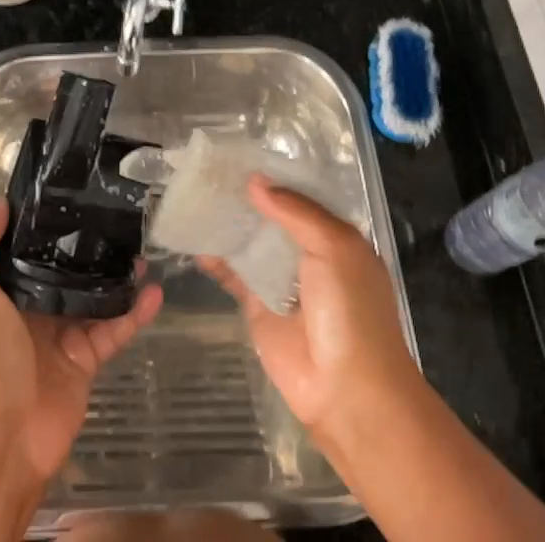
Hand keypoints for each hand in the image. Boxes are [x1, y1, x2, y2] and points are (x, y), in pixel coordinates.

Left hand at [0, 199, 163, 480]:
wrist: (1, 435)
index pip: (23, 251)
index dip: (44, 227)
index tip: (71, 196)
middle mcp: (28, 311)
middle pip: (62, 272)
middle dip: (86, 250)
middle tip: (118, 223)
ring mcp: (59, 337)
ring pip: (93, 298)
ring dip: (117, 277)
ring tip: (143, 253)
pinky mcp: (85, 361)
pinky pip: (114, 330)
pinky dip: (134, 313)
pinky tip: (154, 293)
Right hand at [200, 177, 420, 430]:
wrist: (347, 389)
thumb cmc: (351, 311)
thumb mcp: (334, 248)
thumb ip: (295, 211)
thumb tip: (253, 180)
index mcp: (338, 237)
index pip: (303, 197)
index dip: (276, 177)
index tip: (239, 155)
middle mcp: (311, 255)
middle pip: (273, 218)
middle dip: (246, 199)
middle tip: (206, 172)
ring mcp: (284, 282)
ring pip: (252, 244)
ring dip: (228, 225)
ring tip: (193, 198)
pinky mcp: (259, 308)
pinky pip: (235, 276)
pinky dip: (216, 260)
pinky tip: (193, 243)